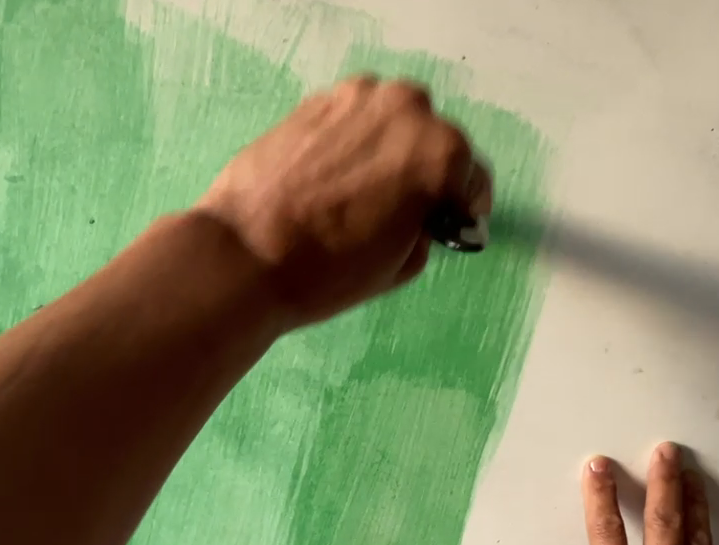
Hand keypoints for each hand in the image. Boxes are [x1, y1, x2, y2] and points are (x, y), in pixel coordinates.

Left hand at [195, 75, 490, 325]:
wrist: (247, 255)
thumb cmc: (329, 272)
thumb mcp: (399, 266)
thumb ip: (424, 230)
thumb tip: (419, 216)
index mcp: (440, 154)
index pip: (472, 177)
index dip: (463, 207)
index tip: (451, 223)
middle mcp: (407, 109)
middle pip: (433, 141)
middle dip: (425, 173)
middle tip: (403, 211)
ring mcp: (358, 97)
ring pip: (391, 124)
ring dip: (389, 152)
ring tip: (362, 194)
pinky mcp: (316, 101)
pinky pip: (353, 121)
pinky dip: (353, 144)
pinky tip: (333, 179)